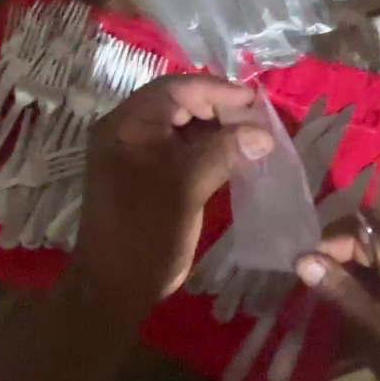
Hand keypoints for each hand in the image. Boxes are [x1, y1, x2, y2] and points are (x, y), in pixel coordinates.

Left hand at [74, 75, 274, 312]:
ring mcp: (141, 153)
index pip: (173, 90)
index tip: (253, 99)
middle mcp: (130, 131)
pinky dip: (213, 148)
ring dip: (220, 128)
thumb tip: (263, 132)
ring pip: (186, 126)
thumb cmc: (143, 235)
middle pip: (179, 104)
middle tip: (260, 117)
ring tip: (258, 133)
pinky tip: (242, 153)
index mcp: (124, 126)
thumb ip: (222, 153)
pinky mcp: (155, 174)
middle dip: (220, 108)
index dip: (214, 90)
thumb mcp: (184, 189)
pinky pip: (186, 149)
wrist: (116, 290)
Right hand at [295, 220, 379, 380]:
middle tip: (314, 266)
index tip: (304, 267)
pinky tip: (347, 292)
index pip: (362, 229)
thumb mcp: (376, 329)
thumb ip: (341, 290)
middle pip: (371, 227)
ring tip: (325, 280)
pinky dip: (361, 270)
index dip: (330, 243)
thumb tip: (302, 258)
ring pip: (377, 244)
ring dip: (349, 255)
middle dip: (338, 241)